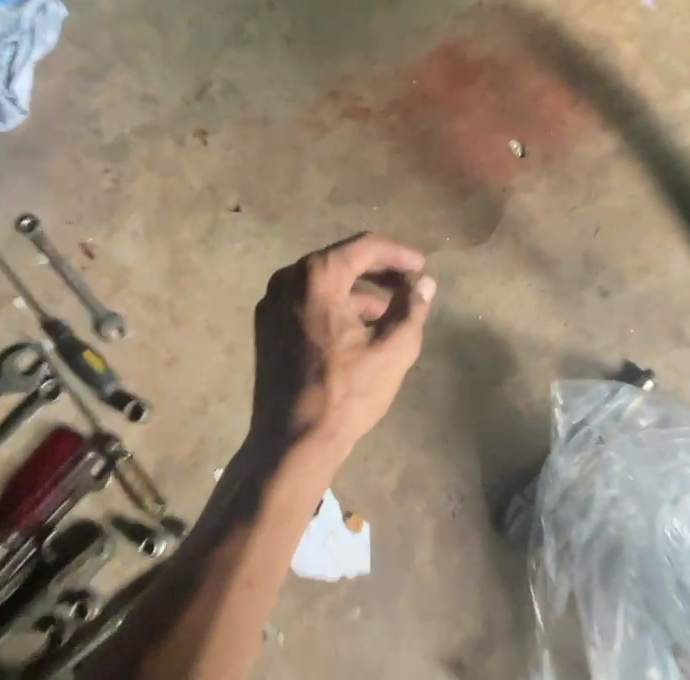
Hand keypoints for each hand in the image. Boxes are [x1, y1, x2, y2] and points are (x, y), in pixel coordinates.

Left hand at [248, 233, 436, 456]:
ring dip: (357, 290)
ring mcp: (271, 302)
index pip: (364, 246)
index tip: (422, 267)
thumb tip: (424, 283)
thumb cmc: (345, 393)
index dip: (398, 253)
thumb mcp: (393, 350)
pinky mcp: (266, 325)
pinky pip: (306, 301)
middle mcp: (287, 279)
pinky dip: (334, 305)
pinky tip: (357, 328)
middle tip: (409, 284)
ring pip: (323, 281)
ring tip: (389, 311)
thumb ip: (412, 308)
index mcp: (316, 276)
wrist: (291, 442)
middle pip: (341, 260)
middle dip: (378, 270)